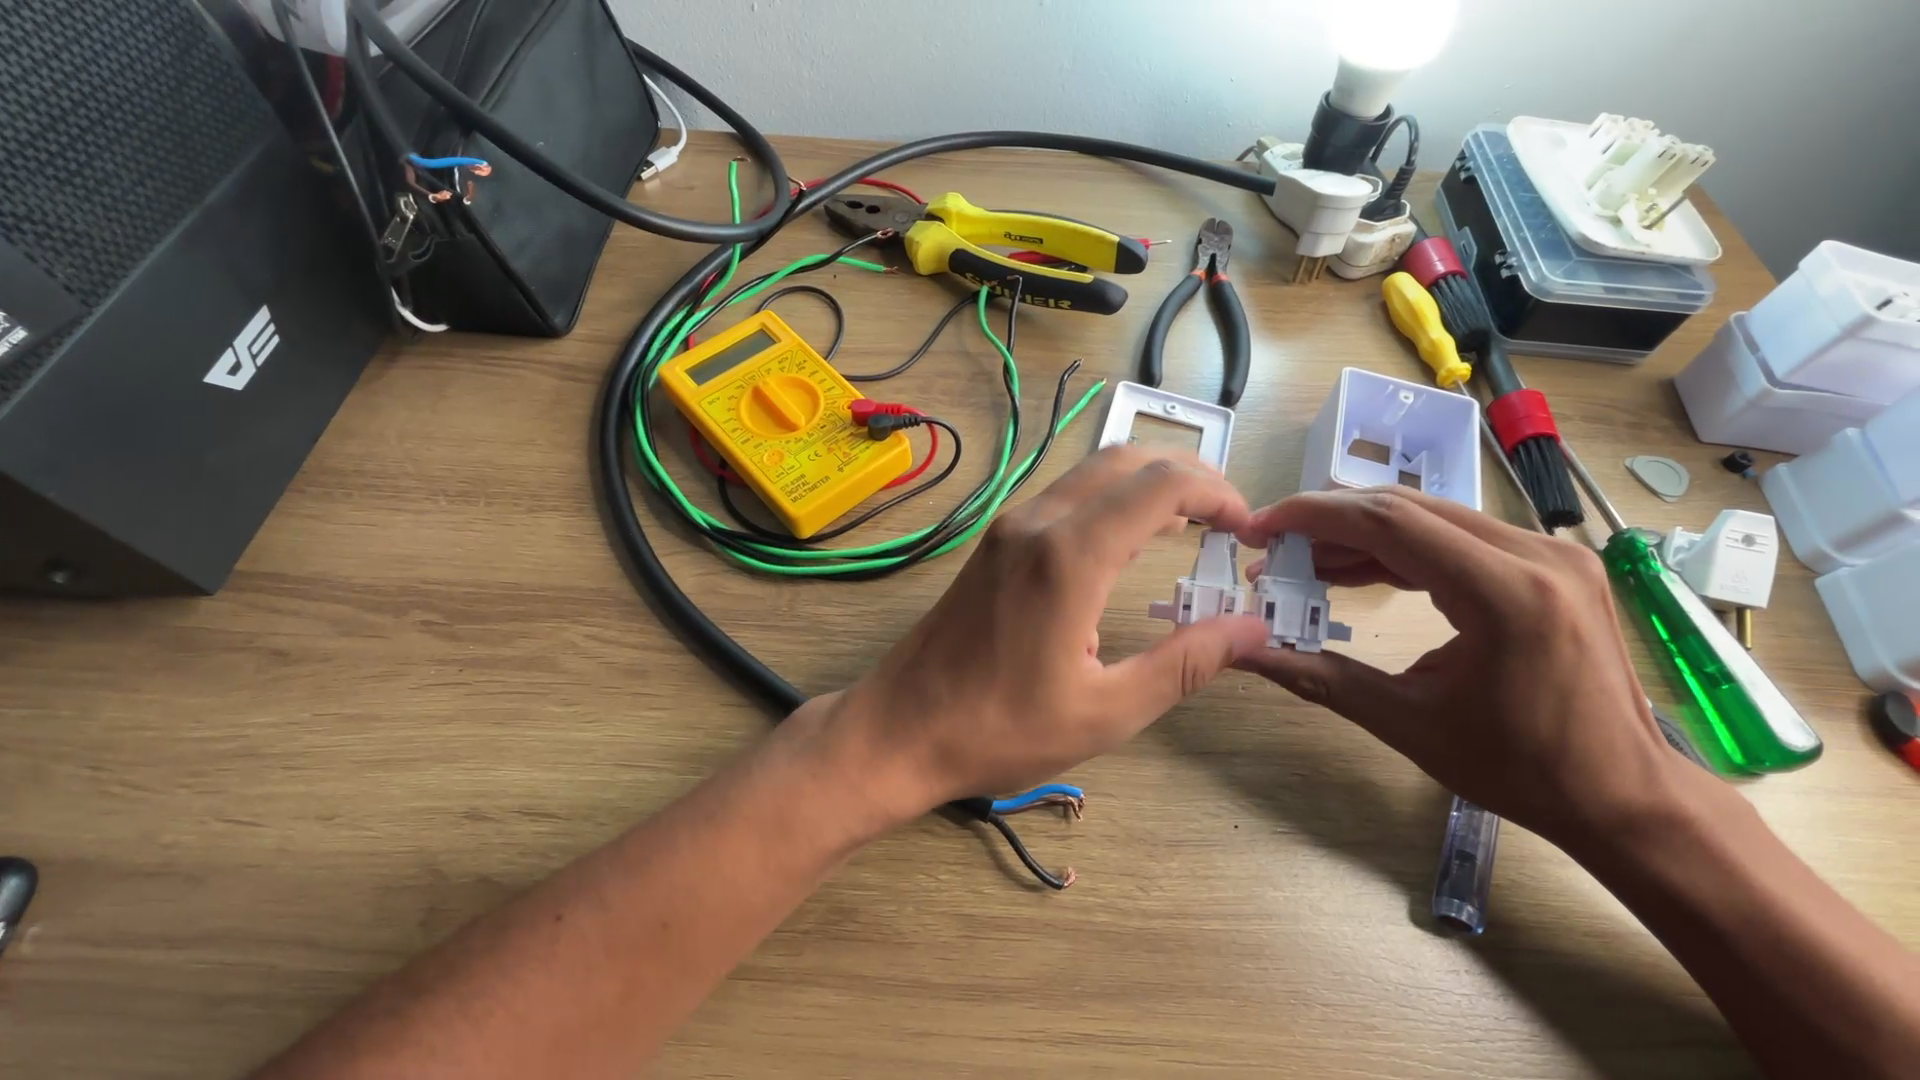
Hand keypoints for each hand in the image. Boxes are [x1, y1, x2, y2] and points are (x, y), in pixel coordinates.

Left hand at [814, 446, 1273, 818]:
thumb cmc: (999, 730)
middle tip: (1229, 518)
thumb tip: (1253, 631)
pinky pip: (1064, 497)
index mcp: (1069, 555)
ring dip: (1147, 484)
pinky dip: (1110, 500)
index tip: (1249, 529)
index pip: (1163, 485)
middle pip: (1127, 461)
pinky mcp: (993, 543)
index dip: (1218, 495)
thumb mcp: (1107, 711)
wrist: (899, 730)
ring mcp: (1009, 527)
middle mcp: (1037, 522)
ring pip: (1092, 473)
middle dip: (1188, 476)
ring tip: (1193, 525)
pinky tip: (1130, 541)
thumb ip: (1186, 663)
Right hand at [1234, 487, 1684, 845]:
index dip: (1312, 517)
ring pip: (1432, 518)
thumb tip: (1244, 652)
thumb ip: (1318, 675)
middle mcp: (1535, 554)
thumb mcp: (1406, 722)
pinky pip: (1460, 538)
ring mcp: (1552, 554)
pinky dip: (1404, 550)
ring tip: (1307, 565)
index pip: (1388, 522)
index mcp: (1504, 592)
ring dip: (1362, 535)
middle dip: (1329, 522)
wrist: (1627, 796)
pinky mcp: (1553, 565)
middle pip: (1407, 508)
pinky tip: (1361, 571)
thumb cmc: (1521, 769)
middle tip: (1274, 547)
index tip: (1260, 528)